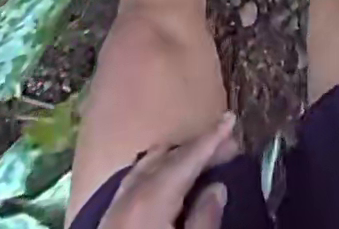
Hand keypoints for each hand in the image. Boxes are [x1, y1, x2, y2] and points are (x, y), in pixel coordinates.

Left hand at [100, 115, 237, 228]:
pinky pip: (134, 180)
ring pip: (148, 166)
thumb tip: (215, 188)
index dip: (212, 139)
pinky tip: (164, 178)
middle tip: (226, 145)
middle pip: (168, 157)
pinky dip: (155, 170)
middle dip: (197, 147)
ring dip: (176, 157)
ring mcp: (114, 208)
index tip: (231, 120)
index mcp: (152, 198)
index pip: (188, 158)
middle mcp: (130, 194)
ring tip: (200, 158)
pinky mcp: (106, 223)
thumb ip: (204, 221)